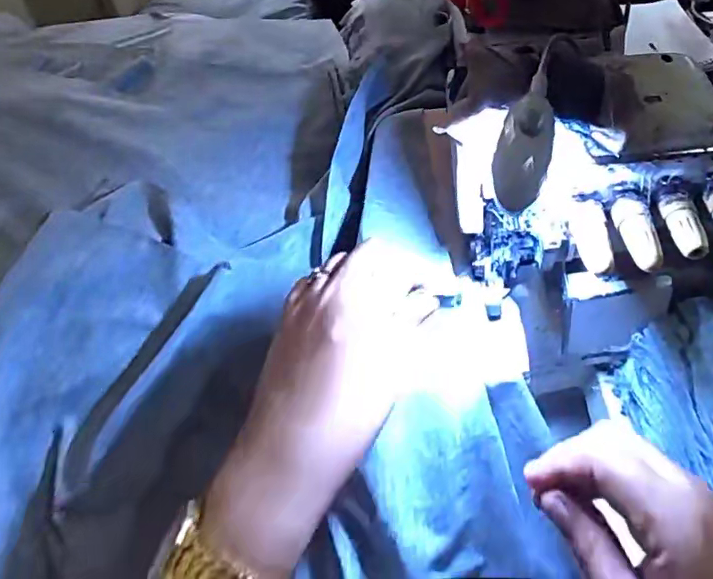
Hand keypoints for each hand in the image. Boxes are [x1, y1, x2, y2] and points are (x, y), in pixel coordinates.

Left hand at [200, 240, 439, 576]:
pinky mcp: (283, 323)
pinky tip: (342, 317)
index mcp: (353, 292)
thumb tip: (428, 298)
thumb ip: (414, 319)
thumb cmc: (353, 410)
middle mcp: (321, 289)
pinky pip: (311, 288)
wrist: (287, 457)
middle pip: (360, 256)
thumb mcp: (397, 361)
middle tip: (406, 297)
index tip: (430, 290)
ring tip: (376, 306)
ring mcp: (298, 305)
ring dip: (358, 277)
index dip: (413, 270)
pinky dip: (330, 290)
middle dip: (388, 269)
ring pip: (334, 269)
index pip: (387, 256)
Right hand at [525, 420, 712, 578]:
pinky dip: (614, 469)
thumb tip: (550, 496)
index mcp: (669, 507)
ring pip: (632, 446)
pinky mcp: (696, 499)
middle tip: (538, 483)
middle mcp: (684, 481)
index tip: (527, 479)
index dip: (563, 460)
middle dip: (575, 454)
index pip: (606, 456)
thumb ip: (588, 544)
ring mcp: (694, 487)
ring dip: (592, 458)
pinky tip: (592, 491)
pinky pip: (646, 465)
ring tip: (557, 486)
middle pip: (620, 441)